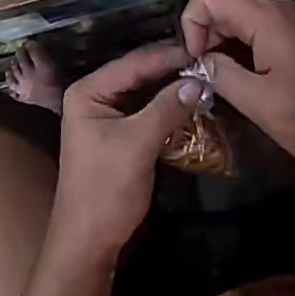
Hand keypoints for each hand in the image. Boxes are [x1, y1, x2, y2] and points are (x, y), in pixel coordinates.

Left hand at [50, 41, 201, 262]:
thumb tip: (198, 80)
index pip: (132, 63)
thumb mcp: (138, 144)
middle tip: (207, 62)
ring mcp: (105, 117)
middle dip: (171, 71)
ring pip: (144, 94)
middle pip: (138, 75)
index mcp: (87, 92)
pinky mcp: (118, 136)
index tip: (201, 51)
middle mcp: (94, 97)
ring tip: (205, 78)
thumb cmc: (106, 190)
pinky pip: (146, 112)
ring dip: (171, 90)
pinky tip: (191, 104)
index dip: (167, 57)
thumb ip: (166, 108)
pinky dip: (167, 109)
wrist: (88, 244)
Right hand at [181, 0, 294, 172]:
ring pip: (243, 23)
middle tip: (208, 84)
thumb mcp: (265, 106)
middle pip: (224, 8)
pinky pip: (264, 34)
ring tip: (230, 90)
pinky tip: (257, 88)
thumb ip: (223, 77)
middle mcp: (280, 9)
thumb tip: (199, 60)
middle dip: (207, 41)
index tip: (195, 65)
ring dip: (228, 51)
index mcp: (267, 18)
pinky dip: (248, 54)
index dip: (190, 26)